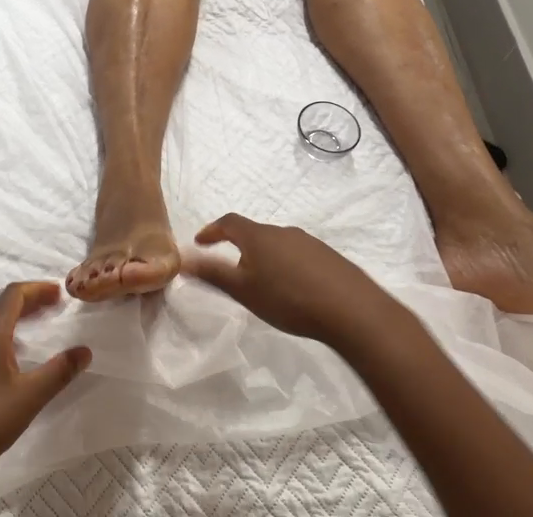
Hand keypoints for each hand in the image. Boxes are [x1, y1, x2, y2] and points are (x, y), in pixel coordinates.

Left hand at [0, 282, 90, 510]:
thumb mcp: (30, 397)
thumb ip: (59, 371)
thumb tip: (85, 350)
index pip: (13, 295)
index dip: (38, 289)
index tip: (61, 293)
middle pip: (2, 303)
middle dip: (30, 298)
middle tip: (55, 304)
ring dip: (17, 314)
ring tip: (41, 322)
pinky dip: (6, 330)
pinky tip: (17, 351)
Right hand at [184, 213, 399, 348]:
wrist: (351, 310)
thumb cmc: (288, 298)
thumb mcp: (243, 290)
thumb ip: (212, 273)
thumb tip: (182, 258)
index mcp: (258, 236)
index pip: (229, 223)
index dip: (212, 231)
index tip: (200, 242)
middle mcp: (283, 232)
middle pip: (254, 233)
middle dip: (240, 247)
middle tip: (231, 268)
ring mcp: (309, 243)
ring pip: (278, 245)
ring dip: (265, 258)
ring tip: (263, 282)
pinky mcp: (330, 258)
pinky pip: (299, 256)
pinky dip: (288, 267)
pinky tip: (294, 289)